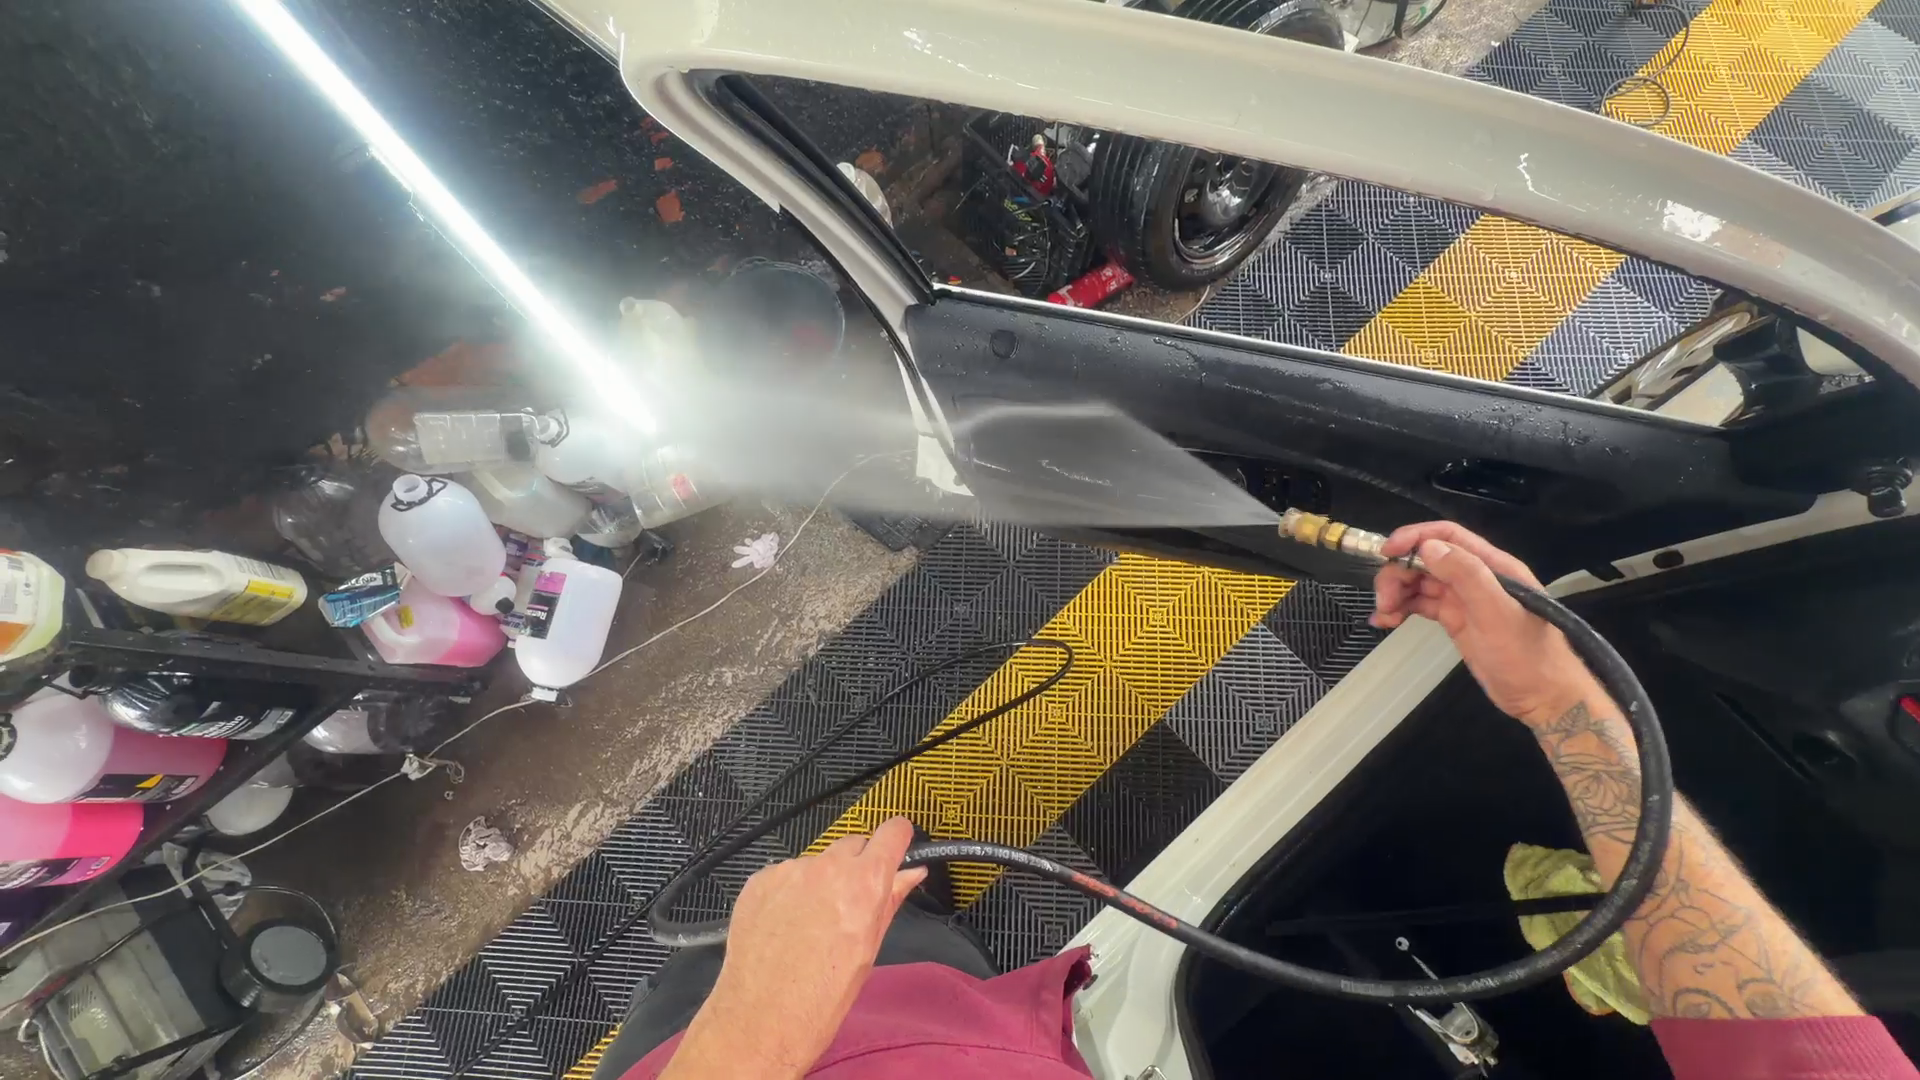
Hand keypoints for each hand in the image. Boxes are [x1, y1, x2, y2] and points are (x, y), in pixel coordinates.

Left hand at [673, 817, 926, 1077]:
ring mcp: (791, 871)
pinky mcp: (761, 879)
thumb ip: (890, 900)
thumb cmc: (818, 998)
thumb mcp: (869, 949)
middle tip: (849, 902)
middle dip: (856, 866)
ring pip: (818, 861)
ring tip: (810, 923)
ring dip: (820, 880)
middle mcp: (829, 867)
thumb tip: (910, 874)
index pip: (892, 832)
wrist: (760, 1022)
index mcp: (864, 883)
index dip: (897, 838)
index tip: (896, 844)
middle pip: (853, 844)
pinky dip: (788, 891)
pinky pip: (785, 873)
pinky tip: (785, 924)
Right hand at [1369, 521, 1601, 728]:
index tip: (1387, 552)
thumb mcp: (1496, 612)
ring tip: (1385, 615)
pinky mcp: (1454, 618)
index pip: (1447, 536)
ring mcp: (1463, 598)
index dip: (1414, 538)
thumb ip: (1466, 575)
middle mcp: (1475, 577)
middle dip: (1398, 574)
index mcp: (1492, 566)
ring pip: (1418, 582)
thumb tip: (1427, 547)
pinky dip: (1399, 608)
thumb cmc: (1526, 655)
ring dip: (1395, 593)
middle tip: (1384, 600)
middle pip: (1424, 559)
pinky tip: (1386, 621)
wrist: (1542, 698)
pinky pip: (1419, 604)